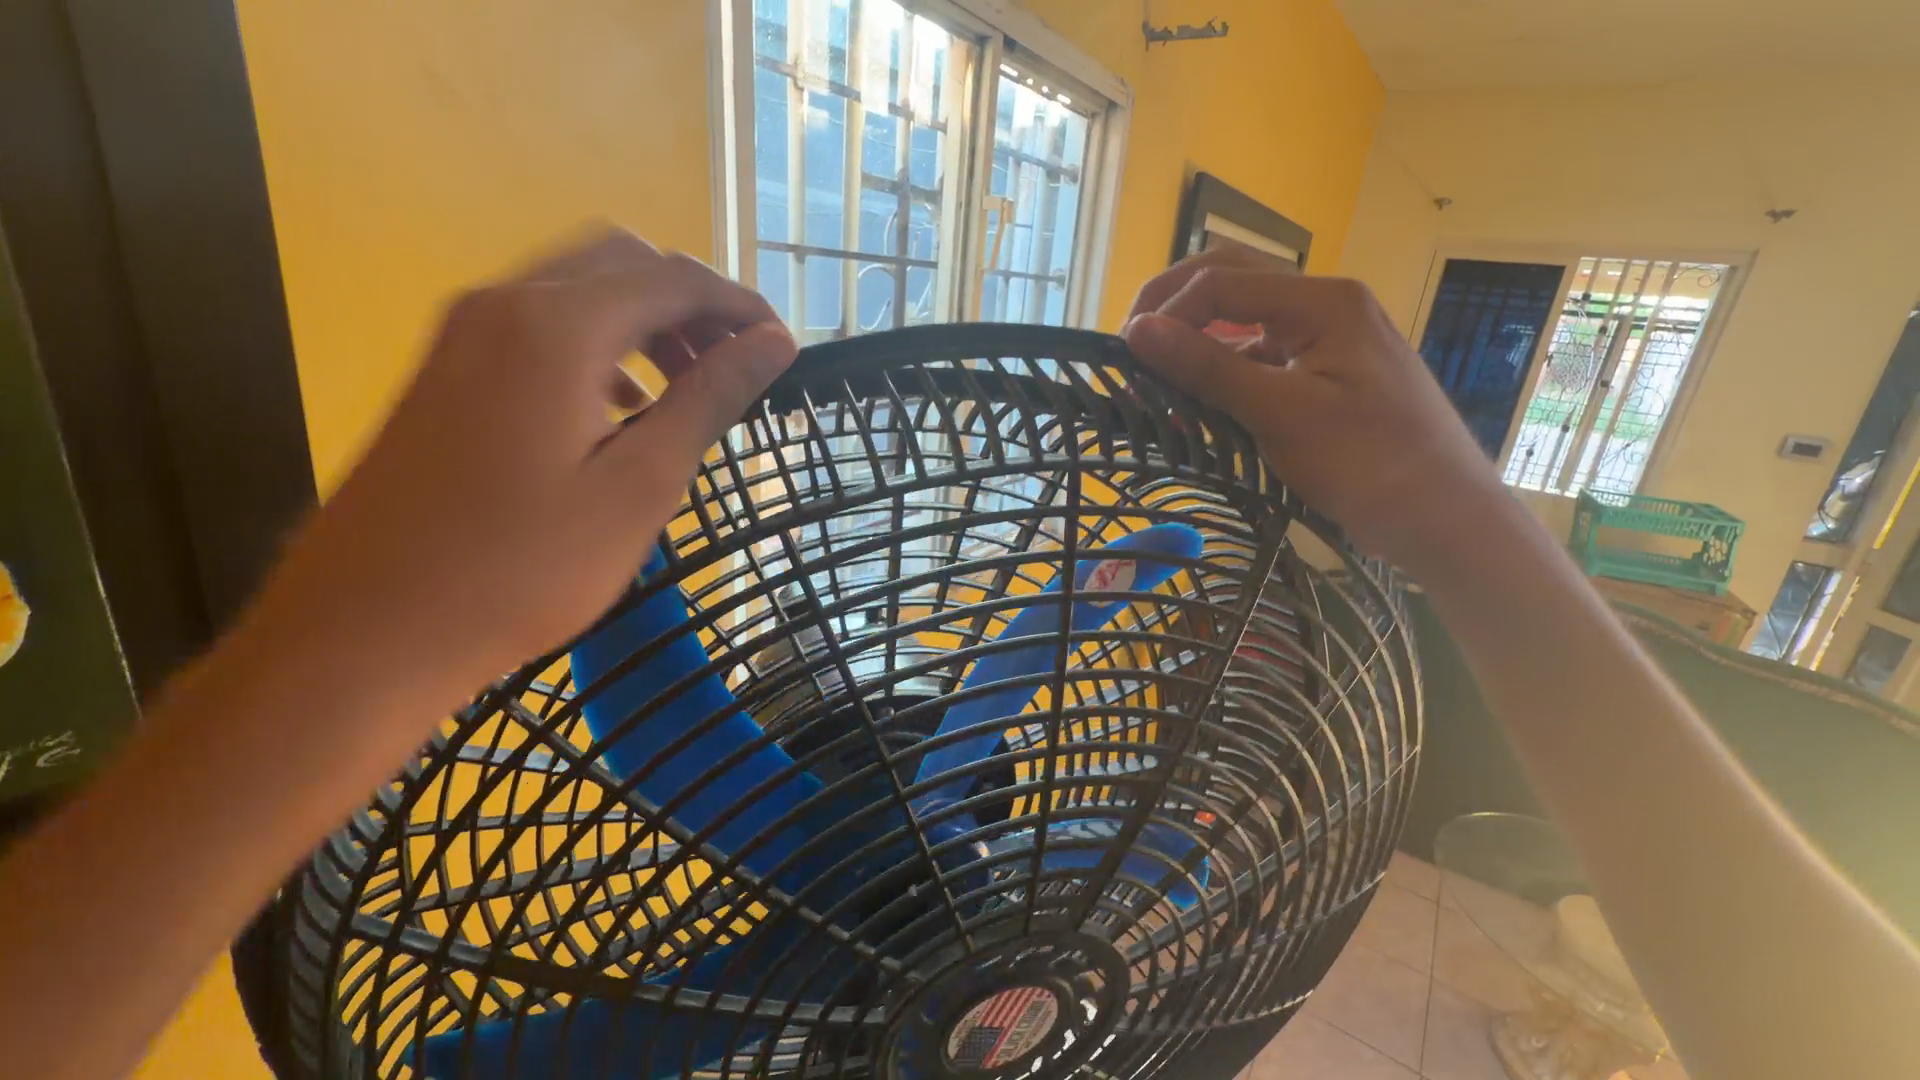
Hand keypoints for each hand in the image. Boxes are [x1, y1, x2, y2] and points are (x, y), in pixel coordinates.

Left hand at [250, 229, 795, 698]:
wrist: (366, 630)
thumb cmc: (521, 567)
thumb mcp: (638, 486)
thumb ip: (708, 399)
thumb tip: (773, 342)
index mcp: (557, 324)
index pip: (674, 279)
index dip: (740, 306)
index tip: (784, 348)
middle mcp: (504, 303)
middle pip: (622, 261)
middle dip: (692, 302)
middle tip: (736, 362)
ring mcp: (463, 334)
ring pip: (577, 289)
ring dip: (645, 320)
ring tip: (688, 387)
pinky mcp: (445, 371)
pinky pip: (538, 325)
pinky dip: (598, 344)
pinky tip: (621, 409)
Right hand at [1121, 244, 1503, 573]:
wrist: (1443, 517)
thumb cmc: (1368, 463)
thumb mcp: (1280, 414)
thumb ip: (1207, 367)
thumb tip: (1137, 331)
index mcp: (1322, 300)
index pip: (1222, 282)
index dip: (1166, 311)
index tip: (1125, 356)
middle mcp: (1326, 304)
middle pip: (1234, 281)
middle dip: (1176, 305)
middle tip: (1131, 344)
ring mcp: (1329, 338)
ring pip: (1245, 320)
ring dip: (1197, 340)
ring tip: (1156, 378)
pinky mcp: (1327, 373)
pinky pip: (1263, 357)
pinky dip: (1224, 372)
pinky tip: (1198, 406)